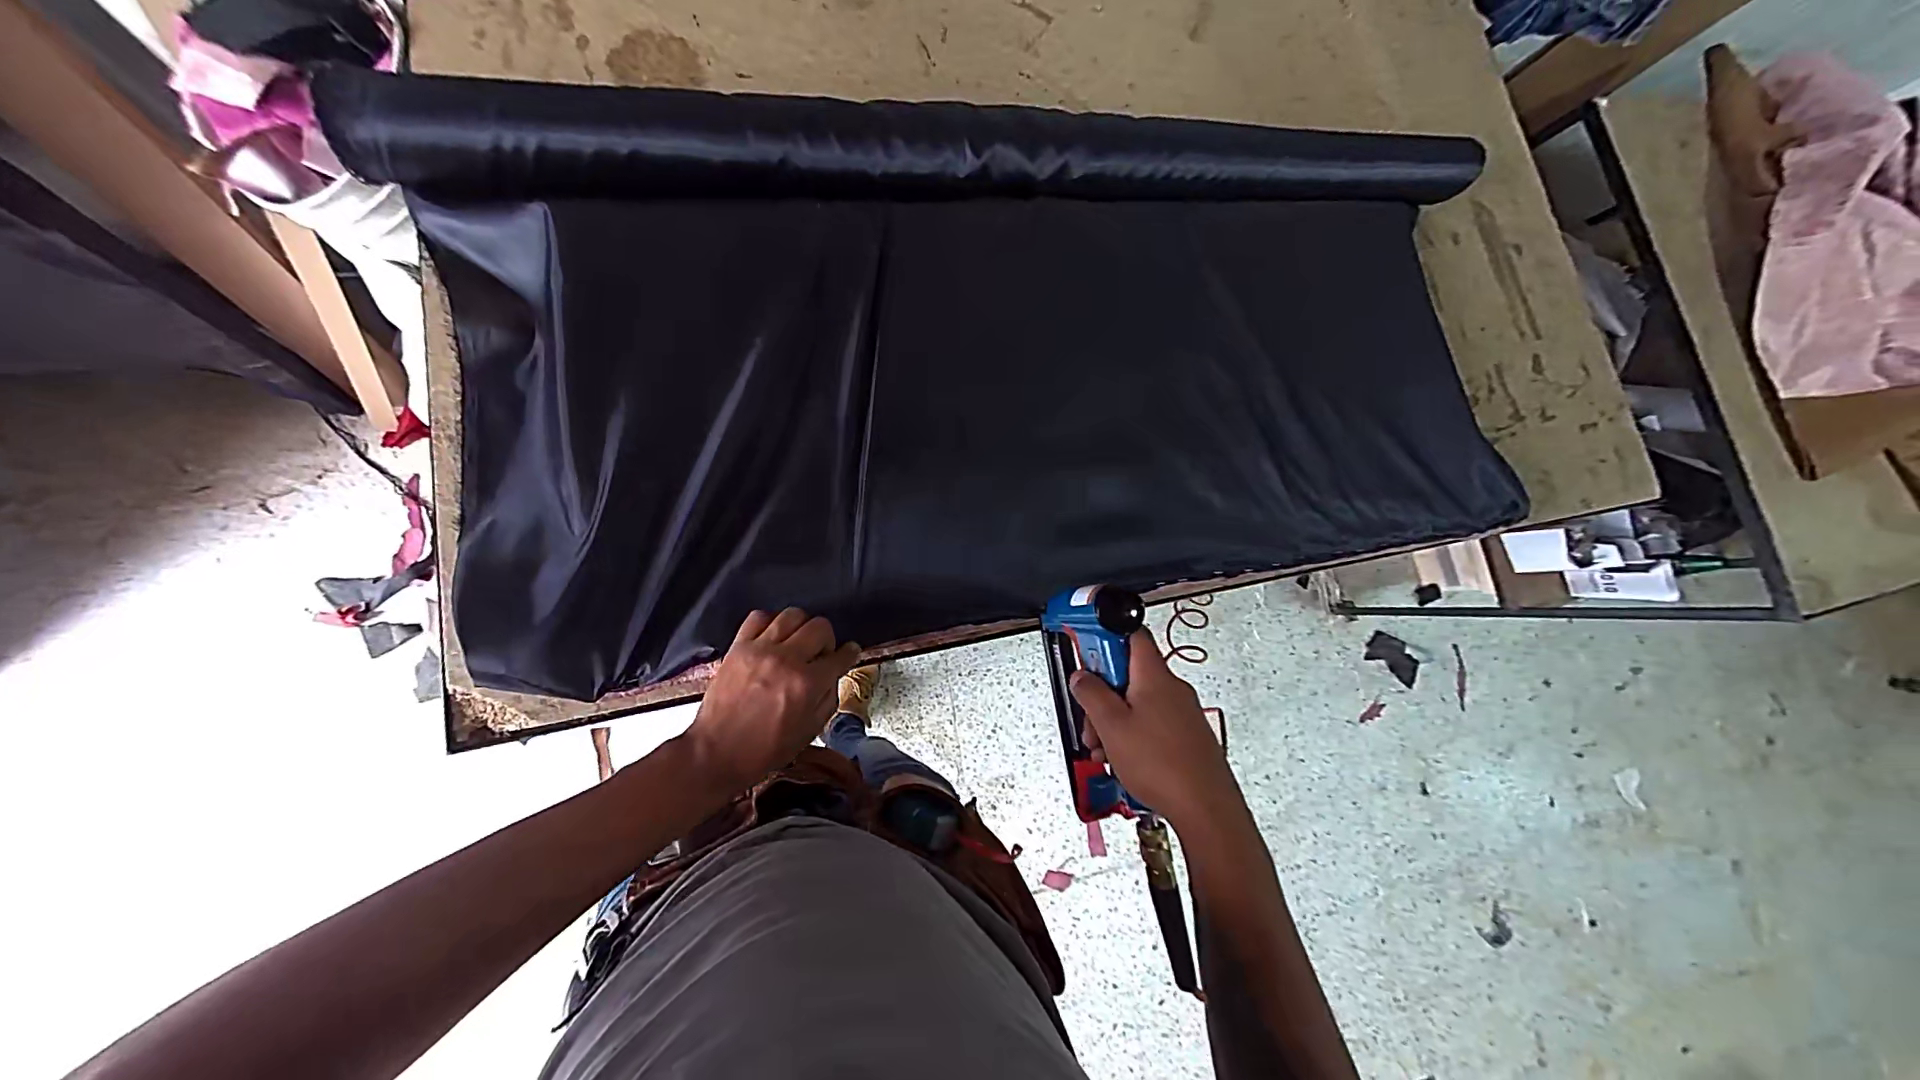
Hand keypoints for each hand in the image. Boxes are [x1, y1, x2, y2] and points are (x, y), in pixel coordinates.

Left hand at [682, 608, 860, 794]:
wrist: (717, 752)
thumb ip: (828, 697)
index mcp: (807, 684)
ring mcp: (760, 650)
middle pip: (819, 627)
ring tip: (797, 643)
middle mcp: (786, 660)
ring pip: (792, 615)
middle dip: (827, 639)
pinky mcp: (738, 647)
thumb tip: (834, 674)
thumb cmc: (764, 748)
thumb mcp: (810, 731)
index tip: (849, 652)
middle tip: (821, 653)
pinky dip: (771, 623)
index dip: (850, 653)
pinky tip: (772, 638)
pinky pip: (759, 617)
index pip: (840, 656)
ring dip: (802, 627)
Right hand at [1069, 628, 1236, 830]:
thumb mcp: (1111, 726)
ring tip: (1104, 747)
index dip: (1105, 636)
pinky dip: (1131, 734)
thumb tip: (1082, 677)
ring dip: (1113, 719)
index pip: (1131, 634)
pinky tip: (1121, 758)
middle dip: (1102, 692)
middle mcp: (1172, 688)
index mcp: (1154, 676)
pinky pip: (1150, 722)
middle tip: (1089, 714)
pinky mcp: (1185, 735)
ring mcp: (1181, 713)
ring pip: (1136, 702)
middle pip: (1128, 673)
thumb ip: (1091, 694)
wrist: (1205, 808)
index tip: (1085, 647)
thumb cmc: (1163, 766)